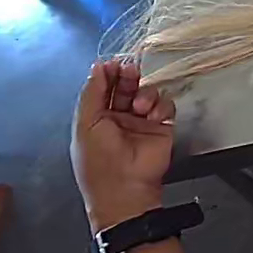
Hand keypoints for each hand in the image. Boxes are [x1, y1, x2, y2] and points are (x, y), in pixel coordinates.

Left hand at [72, 59, 176, 230]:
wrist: (126, 188)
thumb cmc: (99, 159)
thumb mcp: (86, 124)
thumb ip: (92, 92)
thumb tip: (98, 66)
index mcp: (98, 116)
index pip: (104, 87)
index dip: (108, 73)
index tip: (113, 64)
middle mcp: (120, 116)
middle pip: (127, 86)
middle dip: (128, 77)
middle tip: (130, 72)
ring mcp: (143, 121)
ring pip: (148, 93)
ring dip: (144, 94)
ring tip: (139, 106)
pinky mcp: (163, 127)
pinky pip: (166, 106)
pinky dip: (161, 107)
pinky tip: (153, 116)